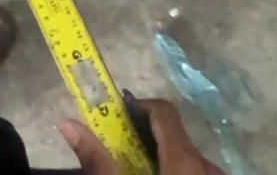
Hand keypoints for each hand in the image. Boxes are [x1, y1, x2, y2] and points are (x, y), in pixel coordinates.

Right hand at [60, 98, 223, 174]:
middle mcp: (208, 168)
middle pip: (176, 139)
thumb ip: (97, 160)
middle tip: (125, 161)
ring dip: (166, 165)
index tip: (118, 121)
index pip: (164, 111)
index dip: (140, 108)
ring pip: (191, 163)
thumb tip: (67, 123)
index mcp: (185, 160)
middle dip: (148, 144)